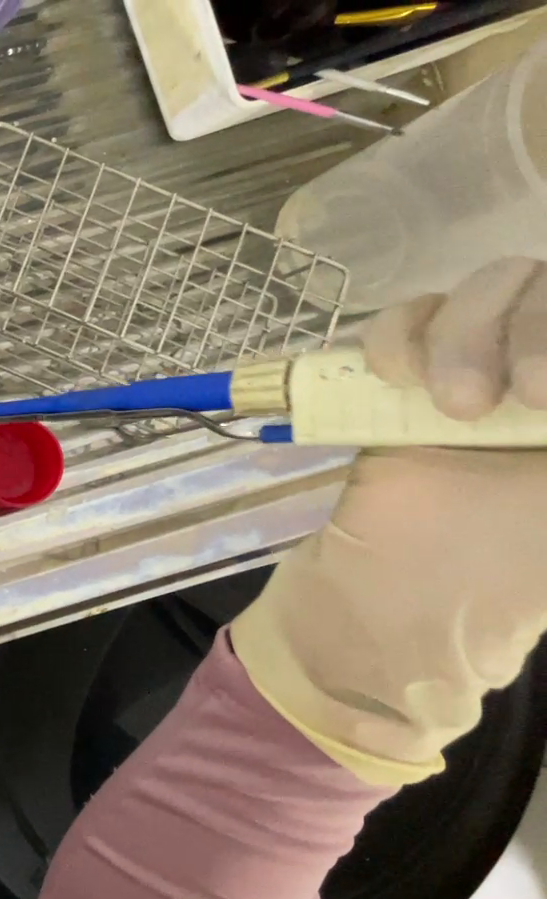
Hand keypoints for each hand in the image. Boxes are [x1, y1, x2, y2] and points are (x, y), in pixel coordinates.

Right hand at [233, 258, 546, 785]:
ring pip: (494, 287)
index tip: (542, 403)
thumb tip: (536, 404)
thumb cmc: (482, 581)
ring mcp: (481, 377)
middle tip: (517, 403)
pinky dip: (394, 336)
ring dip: (466, 331)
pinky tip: (390, 380)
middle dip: (532, 327)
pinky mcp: (402, 387)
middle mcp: (541, 388)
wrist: (371, 609)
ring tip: (444, 405)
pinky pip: (409, 321)